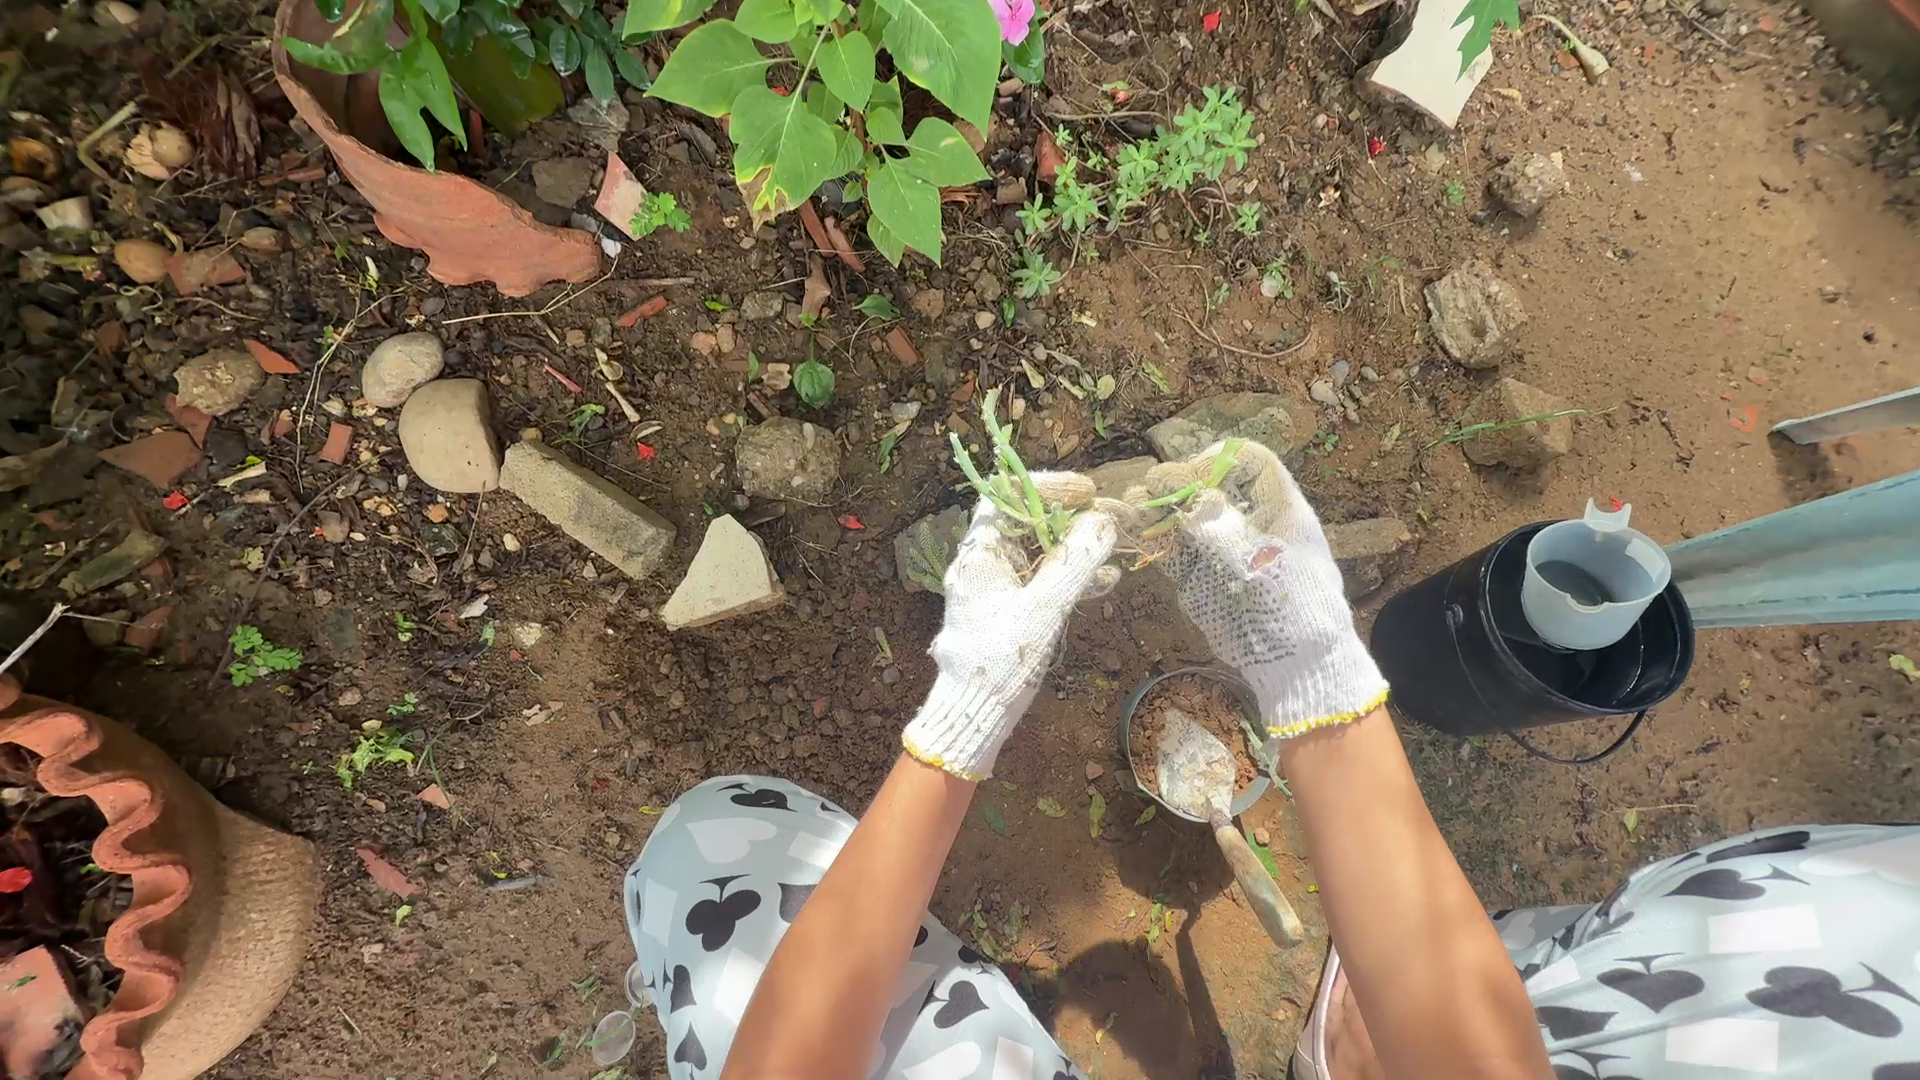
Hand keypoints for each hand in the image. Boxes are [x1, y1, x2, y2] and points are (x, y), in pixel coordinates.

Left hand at [901, 473, 1116, 779]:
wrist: (974, 715)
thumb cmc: (999, 660)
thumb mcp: (1043, 607)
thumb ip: (1075, 563)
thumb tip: (1104, 520)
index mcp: (978, 553)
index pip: (1005, 495)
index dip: (1045, 486)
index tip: (1084, 493)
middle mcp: (982, 563)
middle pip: (1028, 521)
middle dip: (1073, 517)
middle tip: (1114, 518)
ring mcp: (995, 587)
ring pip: (1039, 552)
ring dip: (1077, 547)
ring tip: (1117, 546)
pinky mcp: (1008, 610)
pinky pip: (1041, 580)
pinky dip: (1070, 576)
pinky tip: (1106, 579)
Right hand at [1139, 441, 1386, 738]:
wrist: (1293, 666)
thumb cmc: (1295, 610)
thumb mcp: (1265, 567)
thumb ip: (1227, 532)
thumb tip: (1195, 498)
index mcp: (1277, 508)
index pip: (1249, 463)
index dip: (1219, 462)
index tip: (1193, 477)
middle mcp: (1244, 520)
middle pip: (1206, 485)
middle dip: (1175, 483)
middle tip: (1150, 491)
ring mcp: (1218, 547)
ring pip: (1180, 515)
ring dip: (1152, 507)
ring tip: (1128, 507)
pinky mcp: (1196, 573)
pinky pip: (1169, 548)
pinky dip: (1147, 536)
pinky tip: (1125, 525)